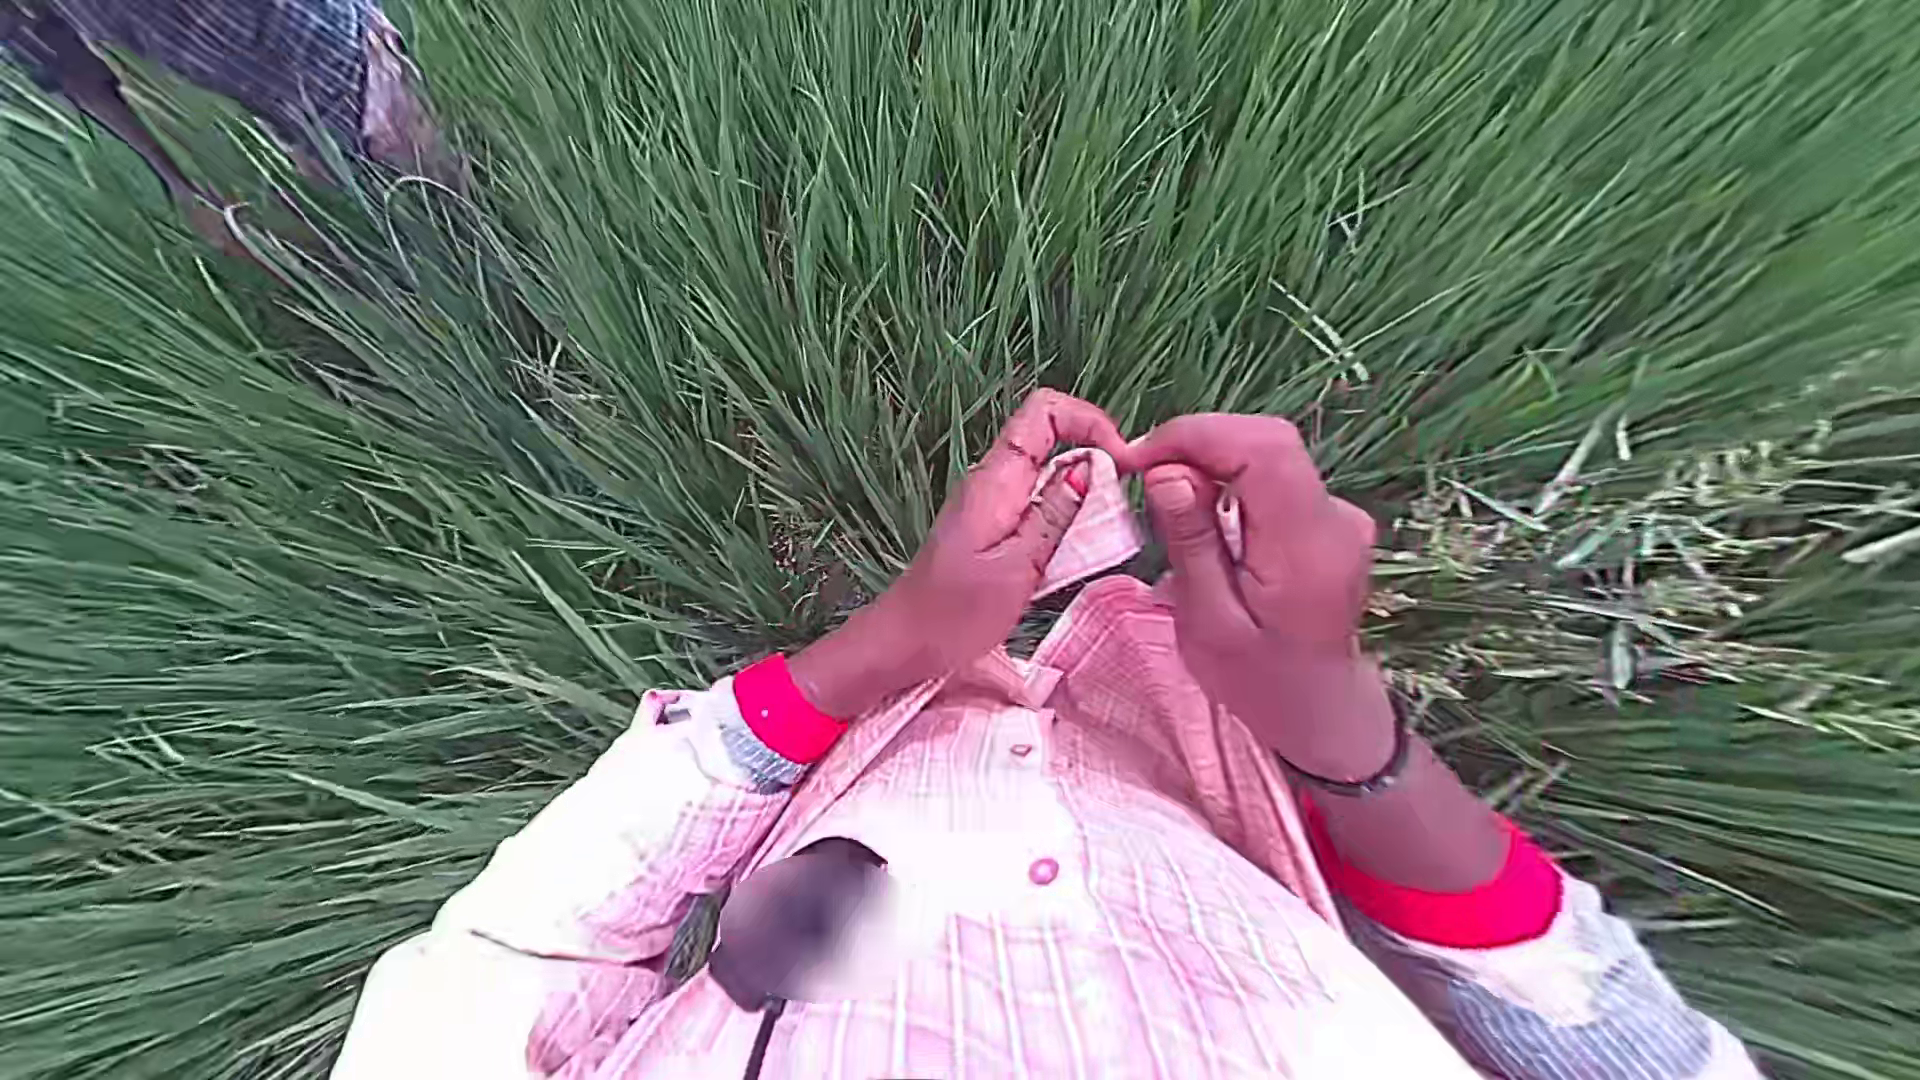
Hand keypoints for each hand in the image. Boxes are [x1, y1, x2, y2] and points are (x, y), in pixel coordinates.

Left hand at [791, 390, 1127, 717]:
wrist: (908, 641)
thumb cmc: (957, 613)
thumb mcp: (1017, 566)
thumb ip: (1055, 515)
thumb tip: (1090, 466)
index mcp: (996, 479)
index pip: (1044, 411)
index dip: (1089, 421)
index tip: (1121, 462)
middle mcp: (994, 480)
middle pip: (1051, 437)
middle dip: (1095, 457)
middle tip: (1120, 504)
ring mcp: (993, 502)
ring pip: (1048, 472)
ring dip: (1084, 490)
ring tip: (1105, 529)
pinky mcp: (995, 525)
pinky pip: (1038, 502)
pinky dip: (1066, 513)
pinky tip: (1077, 546)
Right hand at [1130, 414, 1394, 779]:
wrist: (1318, 710)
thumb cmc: (1256, 679)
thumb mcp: (1207, 619)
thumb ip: (1191, 541)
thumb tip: (1166, 470)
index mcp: (1307, 547)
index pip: (1264, 449)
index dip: (1196, 436)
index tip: (1140, 458)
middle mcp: (1334, 518)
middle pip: (1266, 441)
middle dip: (1195, 442)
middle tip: (1141, 472)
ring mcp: (1335, 515)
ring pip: (1265, 452)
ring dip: (1207, 458)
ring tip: (1162, 494)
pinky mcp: (1324, 518)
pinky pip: (1270, 476)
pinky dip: (1225, 476)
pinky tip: (1197, 507)